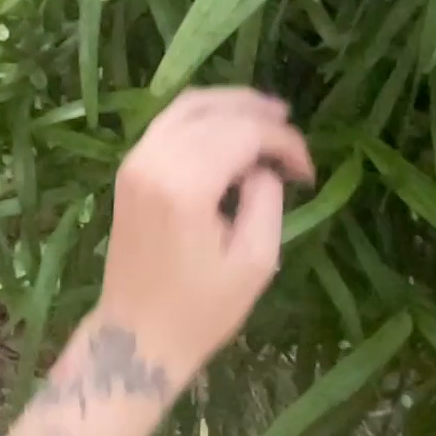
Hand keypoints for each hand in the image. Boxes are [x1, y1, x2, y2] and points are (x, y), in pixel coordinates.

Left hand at [96, 88, 314, 381]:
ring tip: (268, 113)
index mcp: (184, 187)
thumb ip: (265, 202)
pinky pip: (165, 123)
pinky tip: (228, 125)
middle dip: (258, 116)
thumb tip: (265, 167)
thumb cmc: (200, 309)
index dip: (282, 142)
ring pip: (184, 108)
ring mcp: (134, 162)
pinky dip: (199, 116)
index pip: (242, 134)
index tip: (306, 171)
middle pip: (213, 112)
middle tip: (293, 127)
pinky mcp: (128, 170)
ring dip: (228, 104)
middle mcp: (153, 162)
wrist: (136, 332)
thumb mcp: (254, 262)